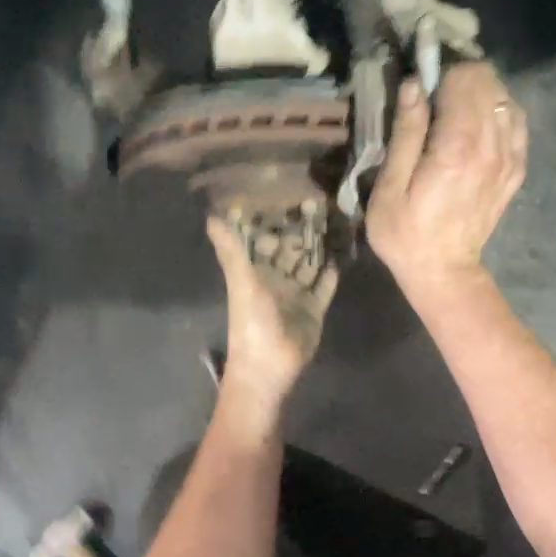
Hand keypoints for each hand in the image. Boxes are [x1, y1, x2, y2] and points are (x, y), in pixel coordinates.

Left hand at [206, 216, 339, 418]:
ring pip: (309, 263)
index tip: (286, 189)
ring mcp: (296, 293)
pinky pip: (325, 285)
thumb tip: (211, 216)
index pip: (263, 238)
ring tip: (337, 218)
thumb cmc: (252, 323)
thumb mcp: (241, 281)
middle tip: (320, 199)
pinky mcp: (314, 308)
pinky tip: (344, 249)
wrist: (270, 367)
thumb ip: (230, 250)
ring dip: (319, 245)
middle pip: (289, 248)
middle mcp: (275, 279)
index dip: (272, 218)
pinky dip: (332, 270)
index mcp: (254, 271)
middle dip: (301, 228)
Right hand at [365, 63, 527, 293]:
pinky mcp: (516, 168)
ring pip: (503, 96)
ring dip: (479, 96)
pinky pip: (515, 121)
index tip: (421, 93)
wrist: (443, 271)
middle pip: (487, 80)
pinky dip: (496, 114)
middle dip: (459, 81)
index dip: (439, 76)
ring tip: (453, 117)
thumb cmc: (406, 234)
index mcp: (458, 146)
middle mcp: (492, 144)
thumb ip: (406, 132)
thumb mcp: (390, 187)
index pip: (462, 78)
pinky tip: (475, 130)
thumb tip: (414, 85)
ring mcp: (510, 156)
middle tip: (434, 103)